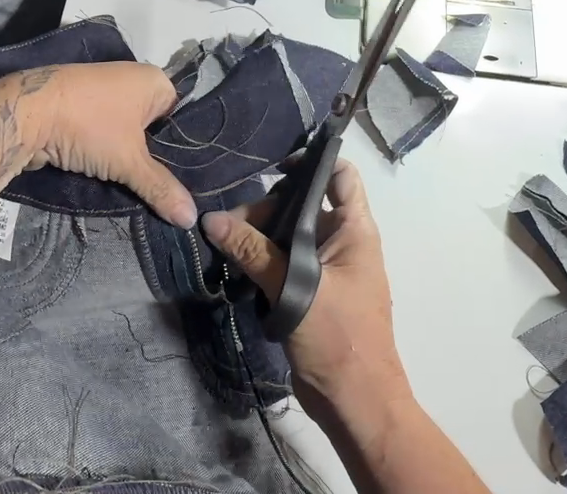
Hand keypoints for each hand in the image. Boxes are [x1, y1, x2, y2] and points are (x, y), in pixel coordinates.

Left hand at [14, 63, 197, 227]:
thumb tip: (192, 219)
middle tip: (175, 195)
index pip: (182, 117)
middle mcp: (131, 81)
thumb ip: (161, 188)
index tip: (196, 182)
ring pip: (128, 136)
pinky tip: (118, 182)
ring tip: (150, 194)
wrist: (26, 114)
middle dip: (158, 160)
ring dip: (131, 161)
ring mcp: (103, 95)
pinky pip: (106, 137)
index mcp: (152, 80)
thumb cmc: (89, 125)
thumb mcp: (130, 161)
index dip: (186, 150)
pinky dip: (109, 157)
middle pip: (154, 129)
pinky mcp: (81, 110)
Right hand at [201, 159, 408, 419]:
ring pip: (288, 236)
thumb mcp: (294, 288)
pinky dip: (260, 261)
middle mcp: (342, 243)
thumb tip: (210, 220)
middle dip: (264, 210)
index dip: (312, 161)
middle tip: (227, 225)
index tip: (272, 168)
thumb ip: (253, 250)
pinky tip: (232, 265)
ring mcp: (326, 269)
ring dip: (257, 238)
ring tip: (222, 247)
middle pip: (302, 205)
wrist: (356, 404)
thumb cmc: (338, 338)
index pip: (341, 175)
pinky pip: (283, 263)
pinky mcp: (309, 293)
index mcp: (355, 231)